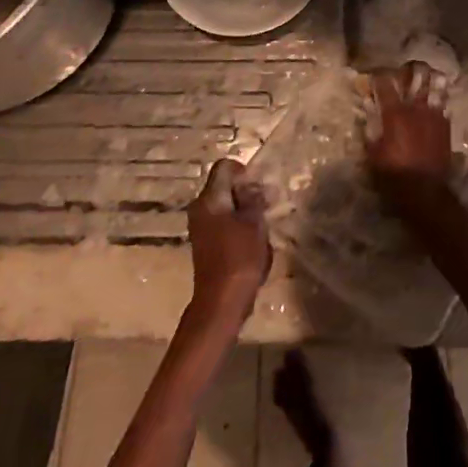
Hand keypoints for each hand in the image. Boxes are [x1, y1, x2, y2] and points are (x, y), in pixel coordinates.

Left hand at [186, 159, 269, 327]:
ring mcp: (200, 226)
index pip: (223, 167)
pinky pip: (223, 221)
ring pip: (224, 205)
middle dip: (246, 191)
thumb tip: (252, 184)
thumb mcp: (254, 223)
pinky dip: (238, 223)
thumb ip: (253, 198)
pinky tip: (252, 238)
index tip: (260, 186)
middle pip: (223, 186)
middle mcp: (200, 208)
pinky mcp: (206, 242)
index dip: (243, 170)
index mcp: (209, 199)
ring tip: (263, 223)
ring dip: (244, 209)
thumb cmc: (240, 257)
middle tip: (267, 204)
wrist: (222, 299)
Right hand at [365, 61, 454, 189]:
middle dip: (409, 69)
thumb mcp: (372, 152)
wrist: (425, 191)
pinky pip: (444, 104)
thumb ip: (370, 127)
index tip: (374, 74)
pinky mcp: (446, 125)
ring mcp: (434, 115)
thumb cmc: (393, 174)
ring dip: (429, 78)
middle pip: (416, 76)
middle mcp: (416, 108)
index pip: (385, 83)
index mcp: (394, 113)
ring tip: (426, 75)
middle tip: (404, 70)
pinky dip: (439, 98)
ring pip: (435, 86)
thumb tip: (368, 109)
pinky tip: (435, 99)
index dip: (378, 75)